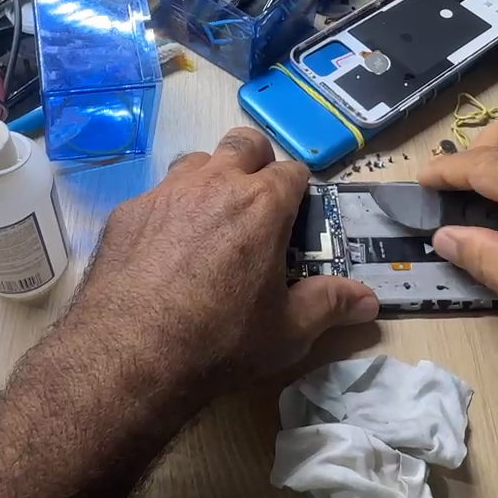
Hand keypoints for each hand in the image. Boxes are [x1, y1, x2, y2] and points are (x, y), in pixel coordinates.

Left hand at [71, 127, 377, 396]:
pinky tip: (162, 251)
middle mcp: (215, 182)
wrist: (129, 355)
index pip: (293, 171)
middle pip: (244, 142)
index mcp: (261, 203)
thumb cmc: (220, 341)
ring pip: (196, 161)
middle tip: (255, 201)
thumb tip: (369, 299)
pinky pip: (156, 195)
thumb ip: (329, 305)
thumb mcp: (287, 330)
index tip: (295, 215)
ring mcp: (166, 191)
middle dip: (256, 161)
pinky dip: (168, 211)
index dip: (299, 190)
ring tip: (209, 222)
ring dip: (210, 179)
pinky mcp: (128, 210)